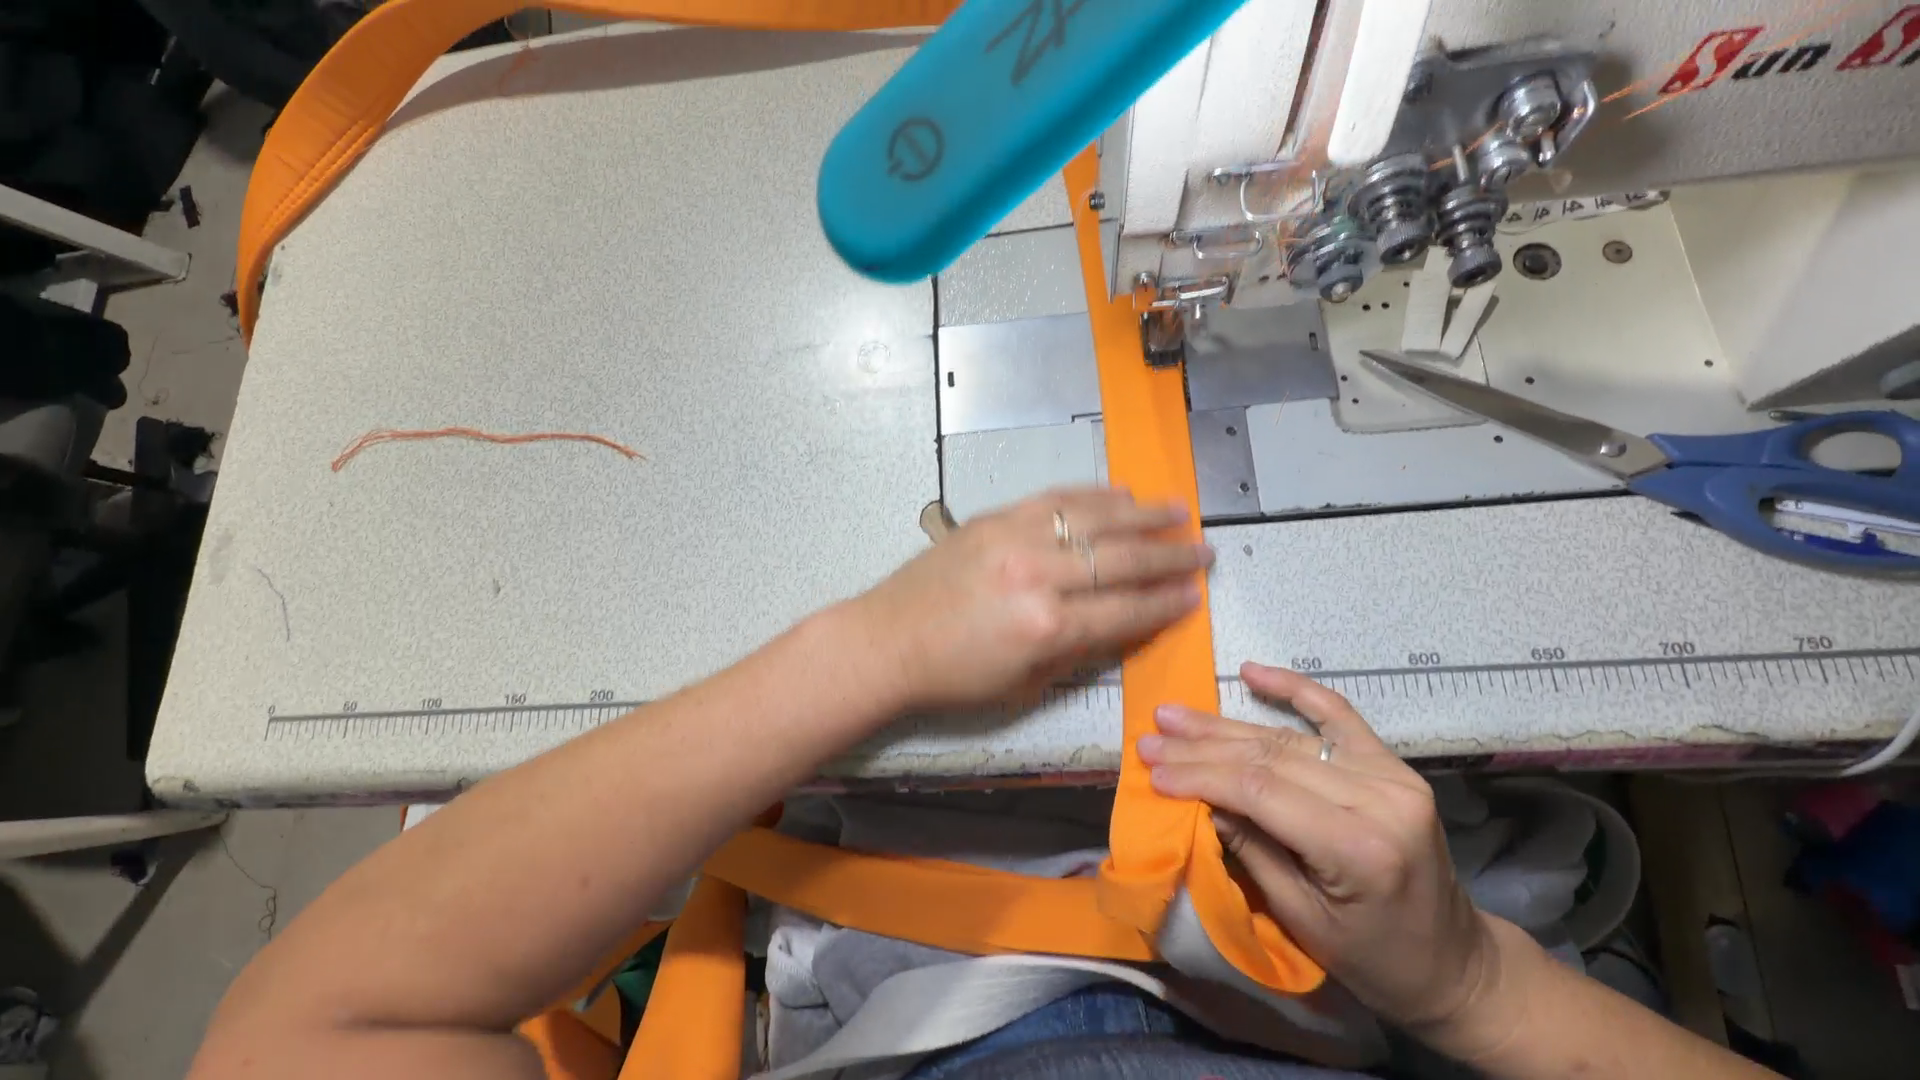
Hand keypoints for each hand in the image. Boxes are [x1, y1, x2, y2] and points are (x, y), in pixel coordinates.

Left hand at [848, 488, 1210, 710]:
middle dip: (1169, 558)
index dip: (1166, 604)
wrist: (888, 641)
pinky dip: (1091, 494)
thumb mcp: (1024, 684)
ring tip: (1177, 510)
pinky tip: (1120, 493)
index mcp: (1047, 627)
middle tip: (1203, 551)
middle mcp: (1038, 575)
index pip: (1126, 610)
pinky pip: (1054, 498)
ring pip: (1094, 518)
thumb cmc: (954, 678)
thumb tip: (1128, 626)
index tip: (1195, 594)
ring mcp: (1014, 538)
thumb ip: (1081, 652)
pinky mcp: (994, 518)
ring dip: (1142, 514)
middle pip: (1121, 560)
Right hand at [1137, 663, 1496, 1034]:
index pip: (1261, 790)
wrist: (1454, 962)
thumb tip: (1197, 796)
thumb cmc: (1374, 957)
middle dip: (1203, 747)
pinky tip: (1254, 672)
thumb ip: (1250, 848)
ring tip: (1175, 715)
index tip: (1153, 769)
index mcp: (1359, 846)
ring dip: (1226, 725)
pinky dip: (1295, 690)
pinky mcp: (1392, 764)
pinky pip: (1338, 716)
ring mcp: (1392, 773)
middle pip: (1271, 757)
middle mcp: (1380, 797)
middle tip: (1151, 736)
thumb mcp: (1301, 917)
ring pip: (1290, 738)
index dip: (1201, 776)